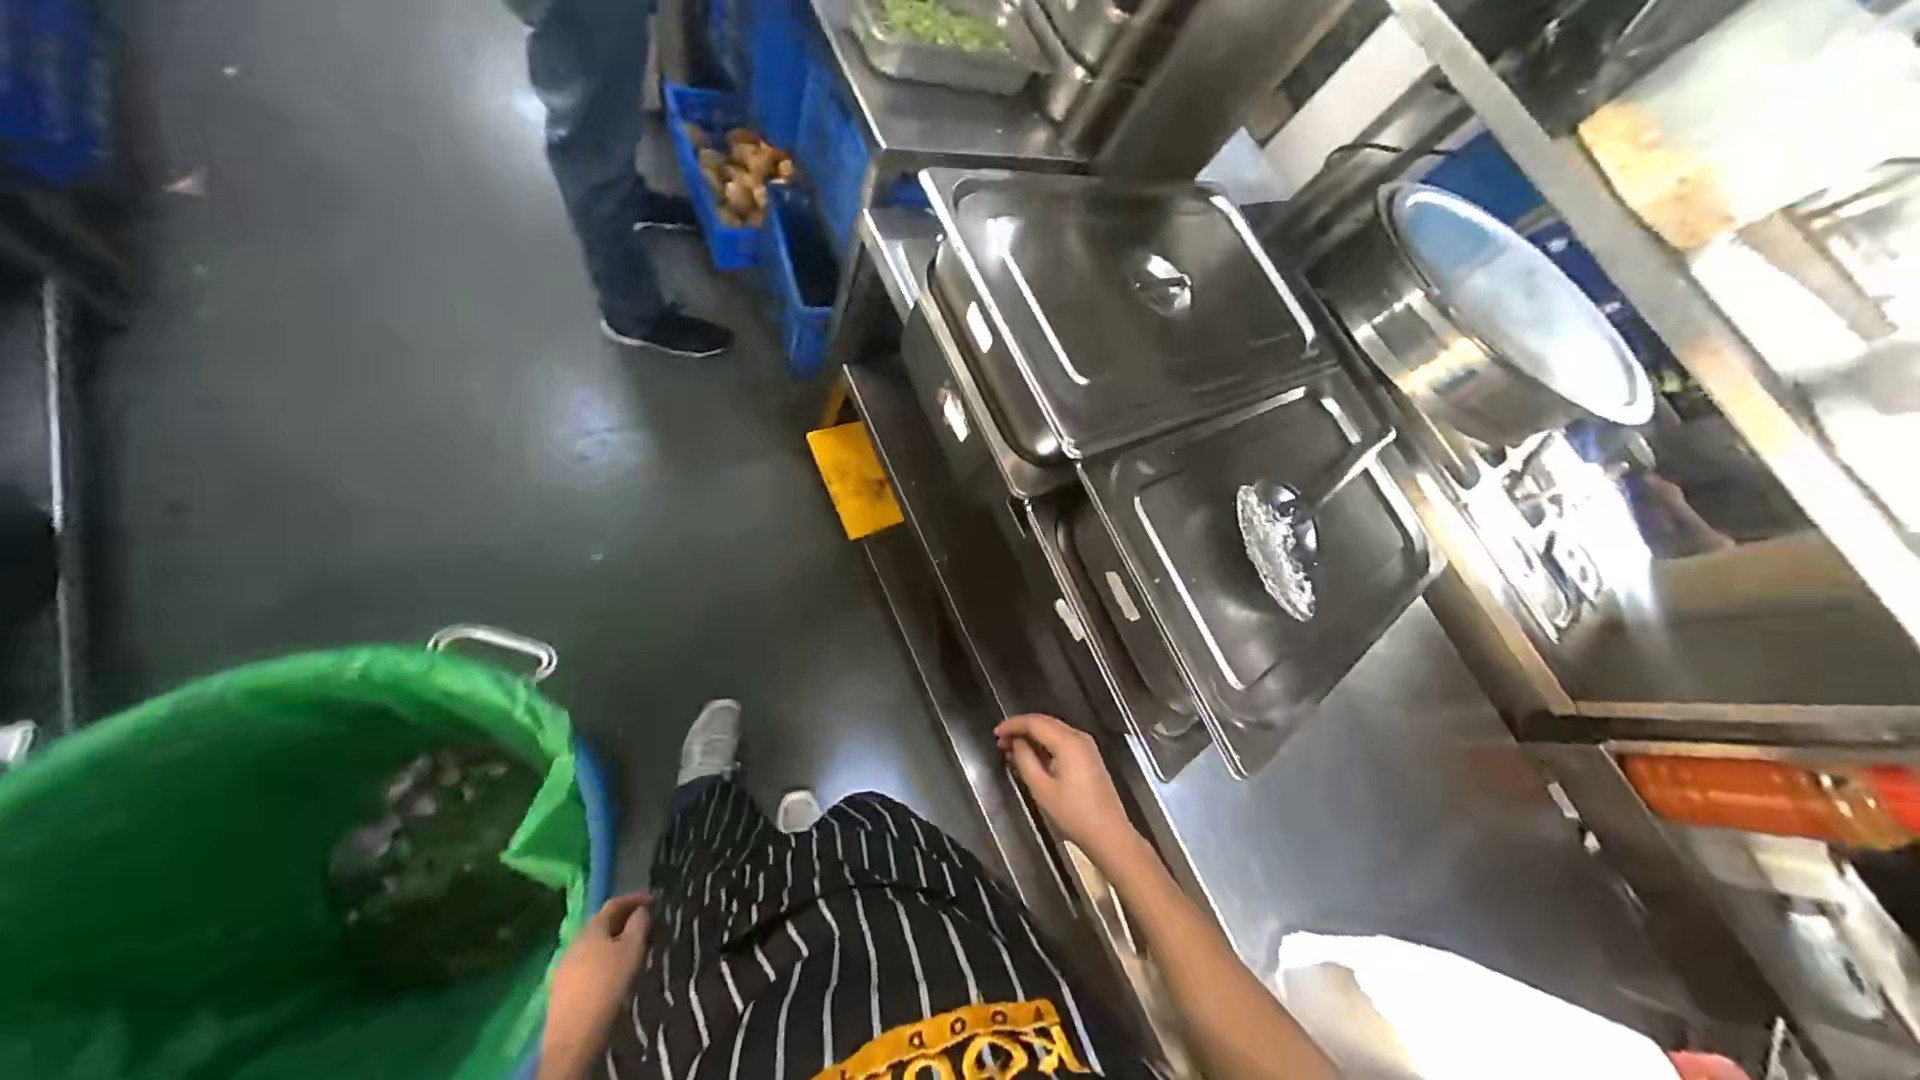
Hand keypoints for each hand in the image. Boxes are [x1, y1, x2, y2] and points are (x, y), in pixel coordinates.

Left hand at [540, 892, 651, 1079]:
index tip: (656, 900)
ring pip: (596, 944)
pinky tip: (614, 970)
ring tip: (635, 949)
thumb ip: (639, 923)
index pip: (615, 903)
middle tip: (649, 926)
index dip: (636, 898)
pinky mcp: (563, 987)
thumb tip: (641, 910)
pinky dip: (605, 958)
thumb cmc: (608, 985)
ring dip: (617, 940)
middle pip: (604, 923)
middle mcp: (575, 941)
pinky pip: (589, 961)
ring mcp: (565, 965)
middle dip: (627, 920)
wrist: (574, 1036)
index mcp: (591, 928)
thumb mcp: (633, 948)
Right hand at [995, 713, 1143, 869]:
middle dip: (1021, 729)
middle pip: (1045, 723)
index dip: (1013, 724)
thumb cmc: (1073, 814)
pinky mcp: (1089, 757)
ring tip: (1011, 749)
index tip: (995, 733)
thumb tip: (1016, 742)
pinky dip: (1045, 745)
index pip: (1035, 722)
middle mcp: (1079, 737)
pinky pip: (1062, 741)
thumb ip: (1025, 759)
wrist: (1109, 835)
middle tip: (1000, 742)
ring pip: (1053, 731)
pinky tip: (1032, 757)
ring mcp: (1087, 747)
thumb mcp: (1041, 788)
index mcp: (1068, 742)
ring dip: (1032, 737)